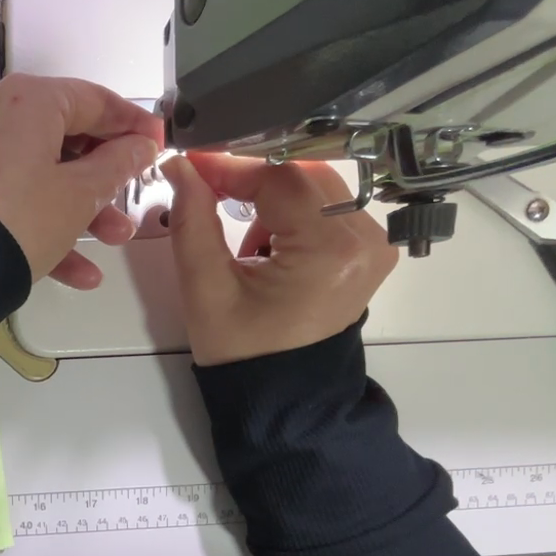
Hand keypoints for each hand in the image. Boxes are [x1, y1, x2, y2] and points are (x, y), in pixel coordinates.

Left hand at [0, 74, 161, 289]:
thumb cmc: (24, 219)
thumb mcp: (81, 193)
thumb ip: (118, 164)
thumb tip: (140, 145)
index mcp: (30, 101)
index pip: (95, 101)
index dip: (132, 125)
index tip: (160, 146)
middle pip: (67, 143)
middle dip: (106, 179)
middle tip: (133, 203)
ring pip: (44, 179)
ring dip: (82, 212)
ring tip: (114, 241)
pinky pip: (17, 204)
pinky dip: (47, 231)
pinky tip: (80, 273)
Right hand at [161, 152, 399, 365]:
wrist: (279, 392)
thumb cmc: (239, 349)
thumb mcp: (205, 289)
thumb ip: (192, 222)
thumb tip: (180, 167)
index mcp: (330, 250)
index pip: (280, 181)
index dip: (231, 166)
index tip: (191, 162)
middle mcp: (366, 237)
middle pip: (304, 175)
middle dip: (251, 178)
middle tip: (205, 186)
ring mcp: (374, 243)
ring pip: (316, 187)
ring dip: (271, 196)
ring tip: (239, 236)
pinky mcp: (370, 249)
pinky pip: (328, 207)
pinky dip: (291, 213)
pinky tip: (266, 245)